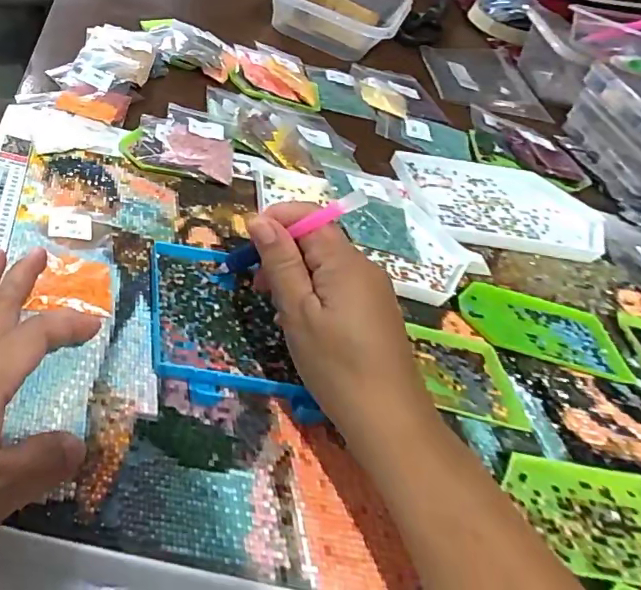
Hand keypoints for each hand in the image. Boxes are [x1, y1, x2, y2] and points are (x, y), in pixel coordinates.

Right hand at [250, 203, 426, 428]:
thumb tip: (259, 220)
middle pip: (315, 238)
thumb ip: (279, 261)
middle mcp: (362, 267)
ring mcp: (371, 291)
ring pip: (323, 263)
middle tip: (257, 284)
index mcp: (344, 261)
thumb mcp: (297, 311)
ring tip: (275, 306)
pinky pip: (335, 284)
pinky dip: (310, 291)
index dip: (276, 220)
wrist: (391, 425)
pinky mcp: (373, 312)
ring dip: (293, 273)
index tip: (248, 245)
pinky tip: (299, 322)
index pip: (309, 216)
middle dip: (281, 250)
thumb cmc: (337, 366)